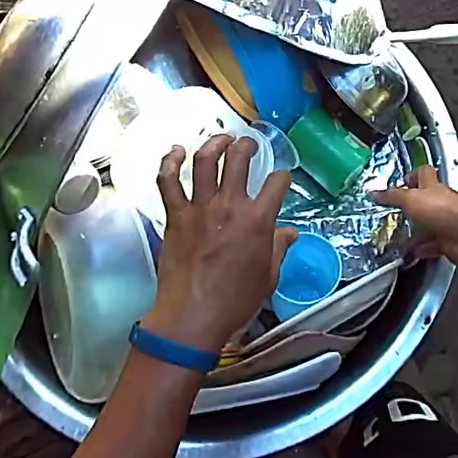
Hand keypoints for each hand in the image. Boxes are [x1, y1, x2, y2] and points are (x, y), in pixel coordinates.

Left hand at [145, 135, 296, 352]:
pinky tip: (177, 151)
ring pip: (205, 162)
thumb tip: (289, 233)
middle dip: (247, 145)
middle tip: (249, 144)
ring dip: (214, 144)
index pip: (277, 183)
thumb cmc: (235, 300)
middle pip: (239, 159)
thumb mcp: (269, 275)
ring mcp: (199, 209)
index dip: (283, 177)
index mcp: (258, 219)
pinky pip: (169, 183)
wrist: (192, 318)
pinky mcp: (175, 217)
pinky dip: (170, 163)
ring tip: (220, 139)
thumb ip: (279, 247)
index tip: (282, 180)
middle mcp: (230, 206)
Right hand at [372, 164, 457, 268]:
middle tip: (395, 212)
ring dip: (414, 232)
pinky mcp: (449, 243)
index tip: (402, 179)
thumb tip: (376, 192)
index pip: (424, 174)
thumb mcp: (411, 199)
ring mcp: (447, 223)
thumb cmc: (448, 212)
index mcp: (434, 187)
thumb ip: (393, 196)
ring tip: (398, 237)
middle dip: (410, 208)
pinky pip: (432, 246)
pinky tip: (411, 253)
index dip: (414, 175)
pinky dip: (421, 250)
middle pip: (425, 202)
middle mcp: (442, 204)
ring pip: (427, 226)